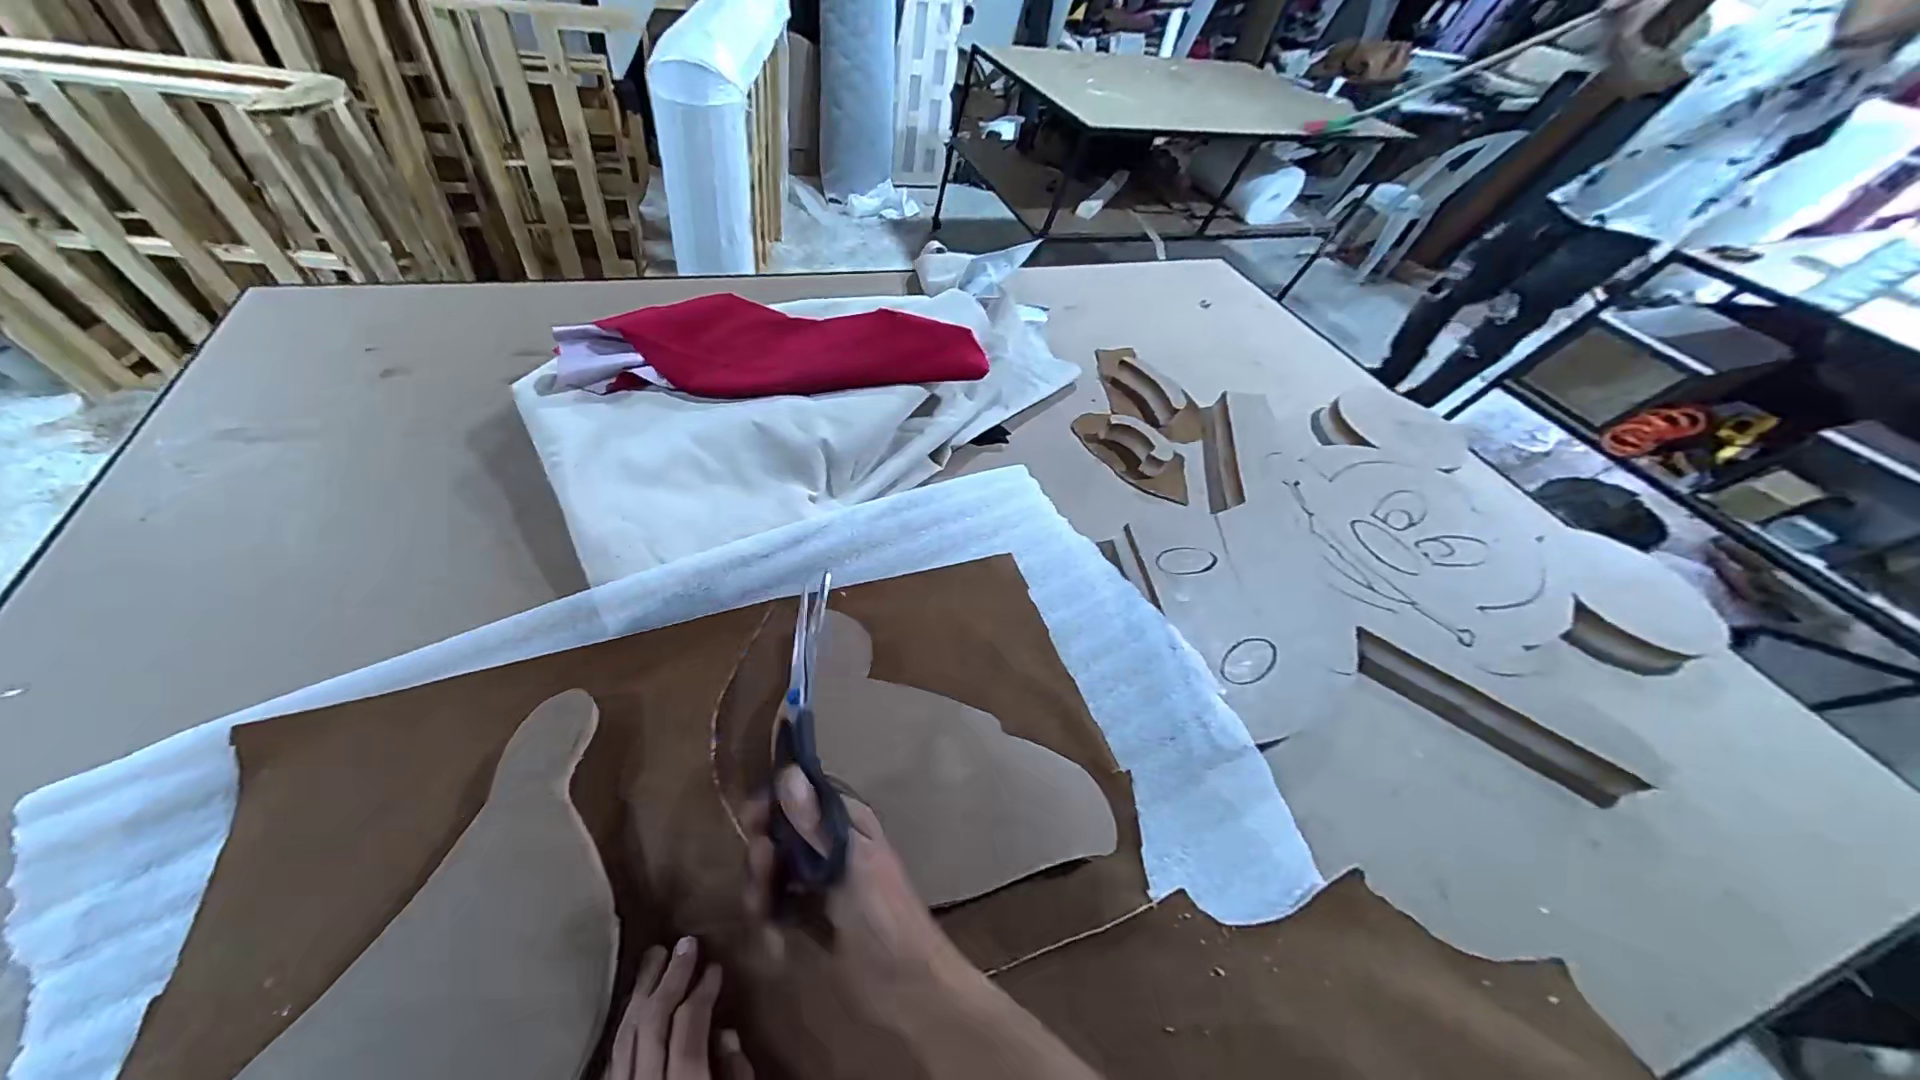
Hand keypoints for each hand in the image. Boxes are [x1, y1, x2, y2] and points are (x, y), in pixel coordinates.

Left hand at [606, 936, 753, 1079]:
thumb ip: (735, 1075)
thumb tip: (726, 1037)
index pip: (690, 1022)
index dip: (703, 990)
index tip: (714, 967)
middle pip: (652, 1022)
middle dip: (671, 977)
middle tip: (686, 944)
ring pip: (625, 1036)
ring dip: (642, 992)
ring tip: (656, 957)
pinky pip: (612, 1057)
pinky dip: (624, 1025)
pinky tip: (635, 1005)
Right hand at [742, 767, 975, 1024]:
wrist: (905, 984)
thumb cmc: (884, 915)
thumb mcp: (850, 864)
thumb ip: (816, 824)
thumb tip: (788, 773)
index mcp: (847, 823)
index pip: (803, 795)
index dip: (774, 802)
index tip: (751, 818)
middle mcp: (830, 845)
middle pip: (781, 834)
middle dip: (763, 852)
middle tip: (763, 870)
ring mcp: (819, 882)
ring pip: (774, 870)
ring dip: (761, 888)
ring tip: (765, 912)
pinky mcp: (809, 917)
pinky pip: (777, 905)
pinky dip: (769, 918)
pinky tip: (775, 940)